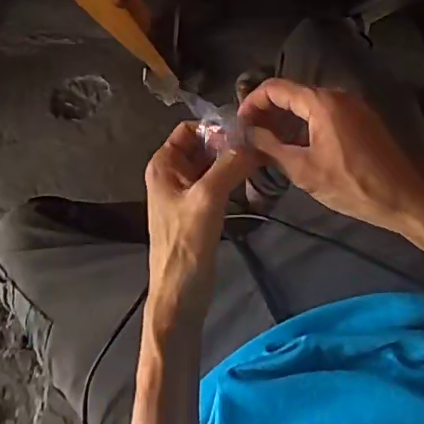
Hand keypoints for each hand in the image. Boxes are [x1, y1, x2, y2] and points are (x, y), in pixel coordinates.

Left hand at [143, 121, 260, 331]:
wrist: (180, 295)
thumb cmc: (186, 245)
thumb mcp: (207, 199)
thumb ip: (228, 166)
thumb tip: (252, 142)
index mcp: (163, 165)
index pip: (188, 129)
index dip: (214, 128)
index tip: (244, 133)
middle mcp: (170, 174)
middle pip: (201, 146)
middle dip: (226, 144)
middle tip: (259, 146)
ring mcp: (183, 193)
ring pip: (210, 165)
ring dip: (231, 162)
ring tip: (260, 161)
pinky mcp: (197, 210)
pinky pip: (215, 184)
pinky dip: (231, 179)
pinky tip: (251, 181)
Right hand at [238, 78, 423, 235]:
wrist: (410, 200)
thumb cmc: (354, 185)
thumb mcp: (305, 171)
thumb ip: (270, 147)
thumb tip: (248, 133)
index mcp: (321, 102)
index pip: (274, 87)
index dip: (251, 102)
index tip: (240, 123)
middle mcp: (337, 94)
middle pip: (291, 92)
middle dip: (267, 110)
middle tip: (251, 134)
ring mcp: (353, 105)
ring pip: (308, 103)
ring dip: (286, 118)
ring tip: (269, 143)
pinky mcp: (363, 118)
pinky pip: (325, 111)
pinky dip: (305, 123)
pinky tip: (298, 145)